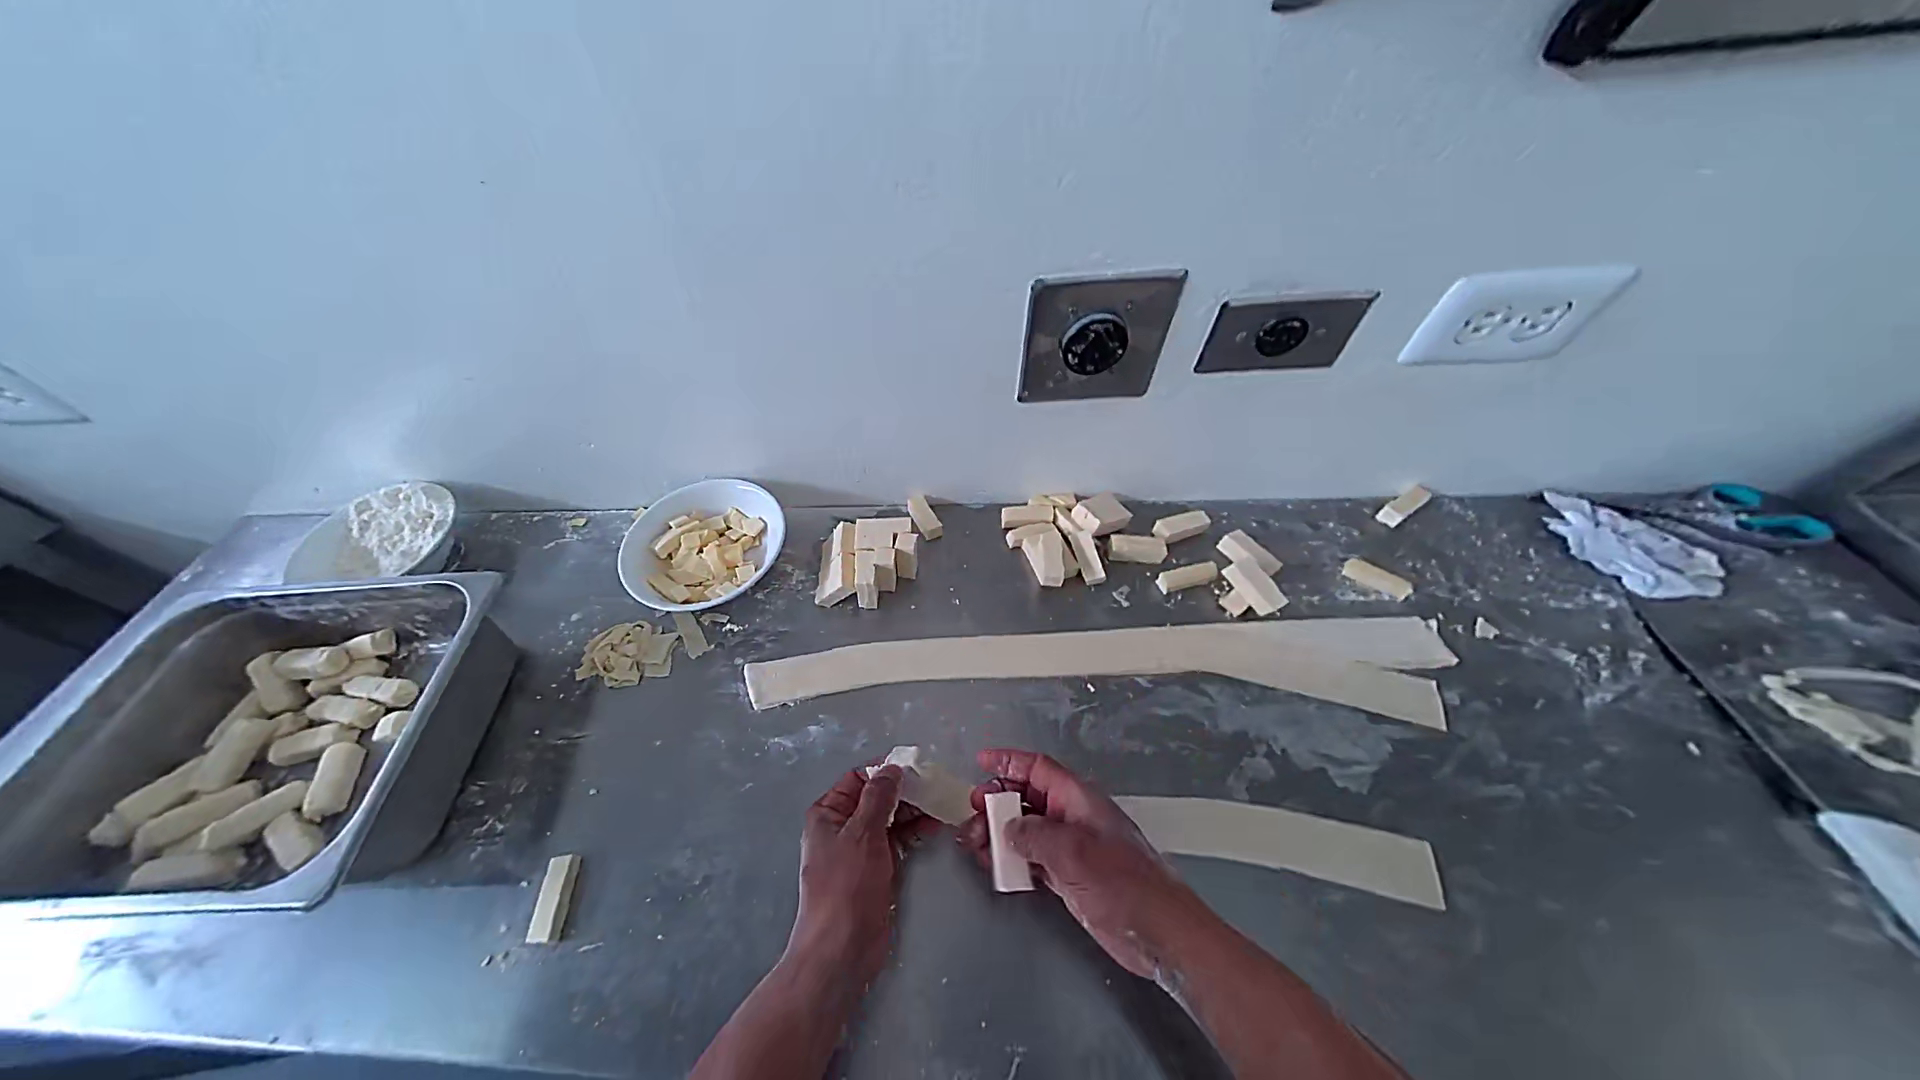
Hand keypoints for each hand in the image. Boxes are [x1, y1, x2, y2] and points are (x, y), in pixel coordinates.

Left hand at [789, 764, 936, 985]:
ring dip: (912, 810)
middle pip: (876, 797)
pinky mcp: (877, 868)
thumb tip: (891, 768)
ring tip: (938, 803)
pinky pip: (897, 840)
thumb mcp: (862, 833)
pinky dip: (913, 831)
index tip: (914, 766)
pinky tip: (933, 825)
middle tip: (933, 785)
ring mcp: (860, 849)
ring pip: (889, 818)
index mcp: (828, 814)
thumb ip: (878, 797)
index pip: (857, 779)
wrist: (842, 949)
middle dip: (903, 791)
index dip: (884, 770)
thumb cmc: (846, 886)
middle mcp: (842, 827)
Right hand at [958, 749, 1210, 979]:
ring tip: (974, 844)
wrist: (1157, 930)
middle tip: (973, 813)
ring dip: (999, 833)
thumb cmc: (1122, 881)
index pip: (1039, 768)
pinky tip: (994, 867)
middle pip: (1027, 797)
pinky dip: (1011, 859)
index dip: (1009, 760)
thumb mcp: (1074, 851)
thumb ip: (1034, 835)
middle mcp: (1071, 817)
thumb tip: (1007, 828)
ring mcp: (1069, 848)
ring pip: (1025, 829)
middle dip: (998, 800)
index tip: (981, 759)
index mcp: (1078, 799)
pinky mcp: (1067, 876)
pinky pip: (1031, 858)